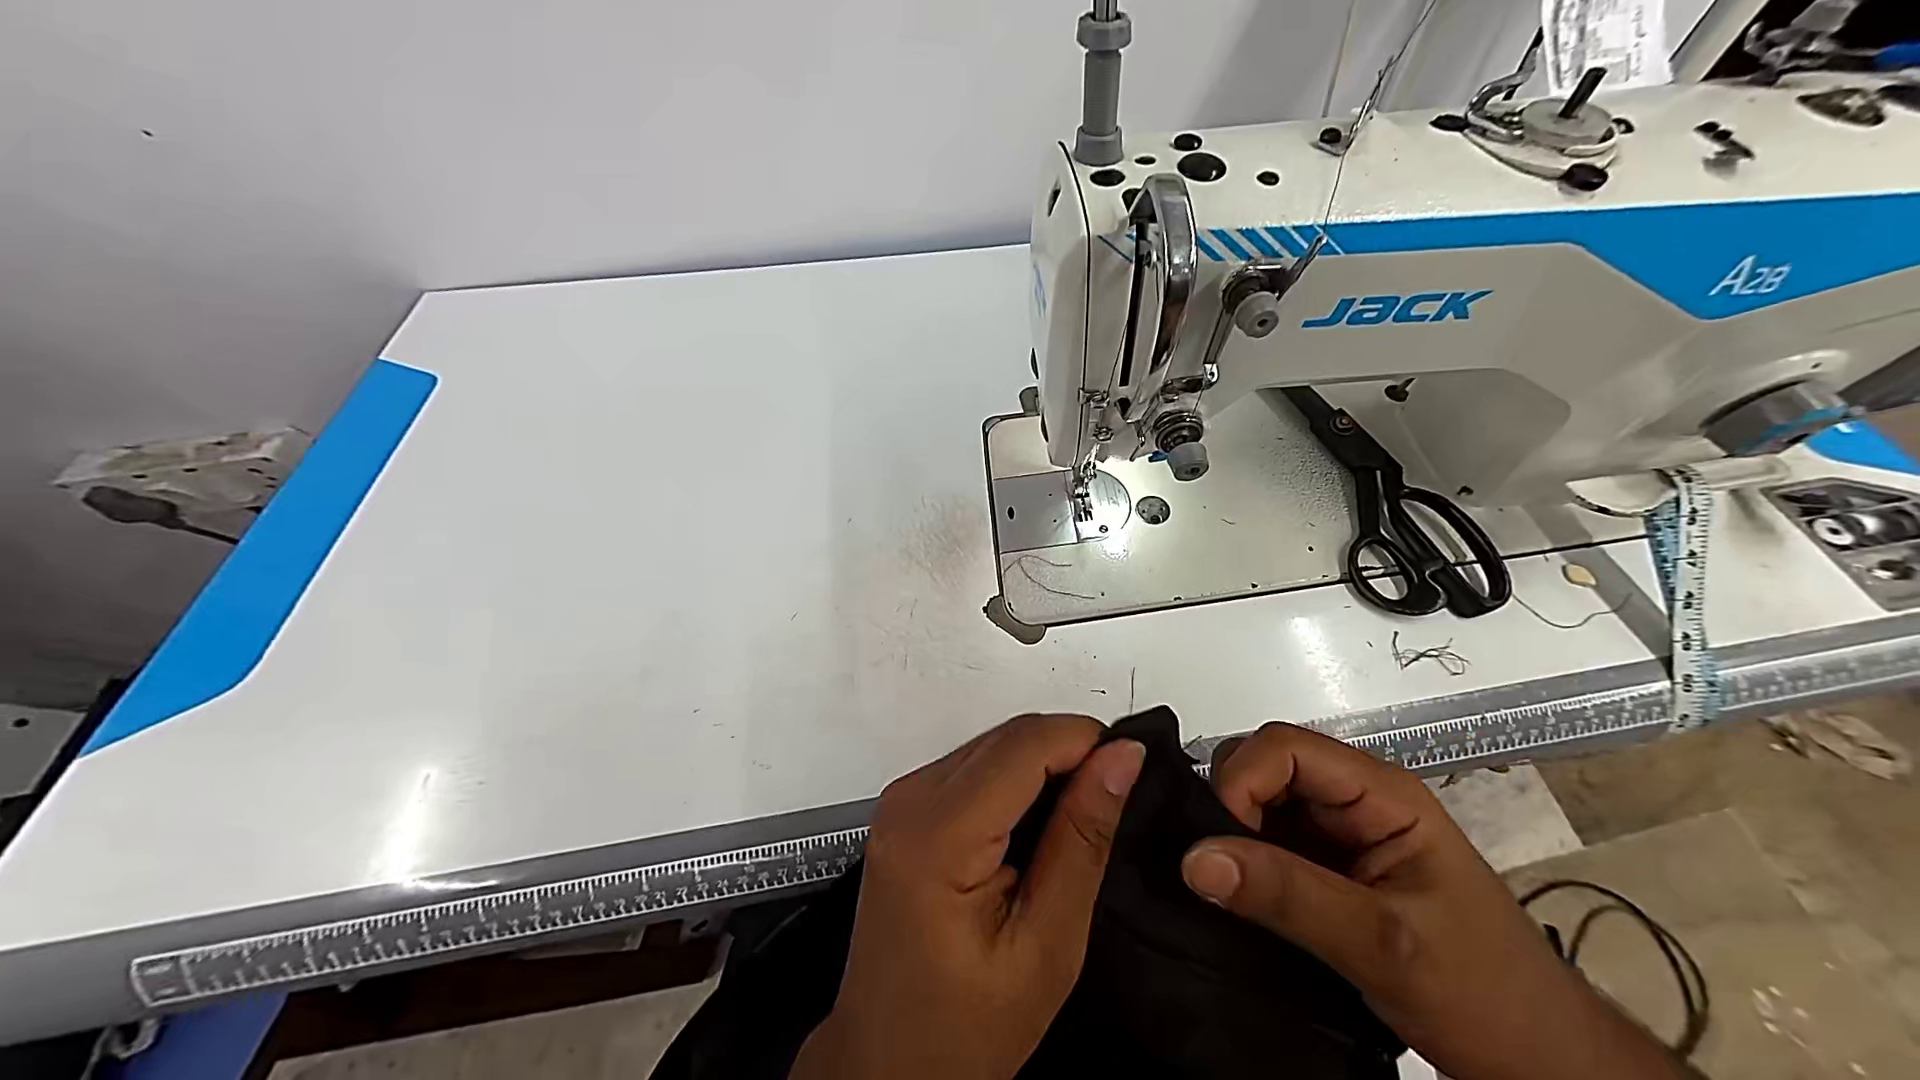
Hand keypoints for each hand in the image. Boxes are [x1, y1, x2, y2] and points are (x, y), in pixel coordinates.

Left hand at [790, 715, 1145, 1079]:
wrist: (890, 1060)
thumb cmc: (958, 1028)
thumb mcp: (1046, 944)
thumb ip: (1082, 839)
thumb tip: (1118, 761)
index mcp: (937, 837)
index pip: (1024, 744)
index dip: (1086, 741)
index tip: (1130, 764)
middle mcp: (910, 803)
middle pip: (1007, 736)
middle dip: (1070, 750)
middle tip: (1114, 796)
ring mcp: (902, 801)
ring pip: (993, 743)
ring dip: (1044, 763)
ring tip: (1079, 818)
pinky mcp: (907, 808)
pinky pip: (973, 765)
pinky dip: (1015, 778)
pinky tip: (1038, 824)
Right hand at [1179, 722, 1687, 1079]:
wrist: (1539, 1062)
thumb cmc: (1489, 996)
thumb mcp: (1385, 944)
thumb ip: (1288, 895)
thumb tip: (1196, 860)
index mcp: (1382, 793)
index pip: (1282, 747)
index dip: (1241, 782)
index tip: (1219, 844)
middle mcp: (1354, 800)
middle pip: (1263, 766)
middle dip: (1229, 808)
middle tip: (1220, 869)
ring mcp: (1338, 833)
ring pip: (1258, 804)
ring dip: (1232, 839)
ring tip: (1227, 889)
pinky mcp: (1325, 868)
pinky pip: (1264, 844)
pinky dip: (1241, 865)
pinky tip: (1238, 898)